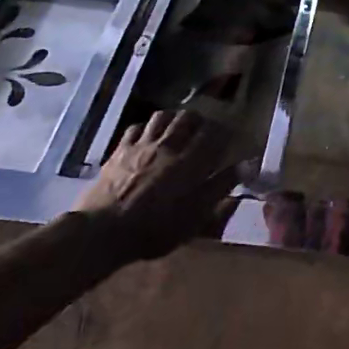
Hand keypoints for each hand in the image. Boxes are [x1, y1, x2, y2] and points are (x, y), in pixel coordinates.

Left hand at [73, 110, 246, 261]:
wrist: (102, 231)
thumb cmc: (156, 229)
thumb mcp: (197, 217)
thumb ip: (221, 188)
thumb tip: (245, 165)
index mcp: (191, 162)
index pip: (214, 133)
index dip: (226, 131)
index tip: (232, 138)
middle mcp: (168, 146)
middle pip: (188, 118)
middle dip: (201, 120)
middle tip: (206, 132)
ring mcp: (141, 146)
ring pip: (162, 116)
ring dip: (175, 119)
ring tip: (180, 129)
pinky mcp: (119, 151)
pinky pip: (137, 127)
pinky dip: (148, 128)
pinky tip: (150, 137)